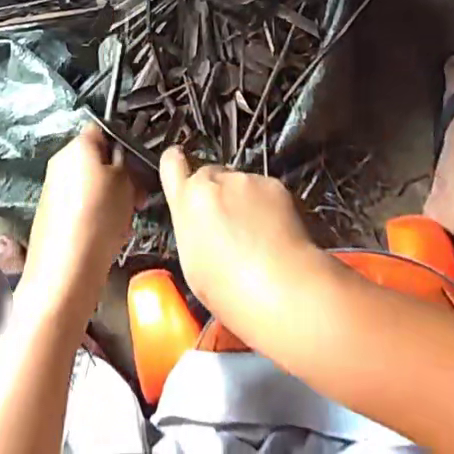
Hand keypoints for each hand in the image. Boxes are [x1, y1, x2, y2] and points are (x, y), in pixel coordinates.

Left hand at [22, 123, 141, 312]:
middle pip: (98, 160)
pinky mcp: (52, 216)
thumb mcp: (125, 182)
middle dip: (121, 177)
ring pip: (93, 185)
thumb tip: (121, 156)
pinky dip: (97, 216)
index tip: (139, 163)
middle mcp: (60, 163)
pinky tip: (109, 235)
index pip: (103, 129)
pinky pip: (82, 206)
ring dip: (112, 199)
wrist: (65, 271)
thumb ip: (125, 162)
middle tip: (137, 197)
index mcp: (76, 147)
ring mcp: (54, 190)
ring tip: (124, 221)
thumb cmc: (98, 217)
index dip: (124, 142)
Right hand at [159, 147, 337, 333]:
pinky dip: (270, 207)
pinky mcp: (274, 185)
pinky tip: (274, 237)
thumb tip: (198, 226)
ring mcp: (246, 181)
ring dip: (245, 203)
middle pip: (210, 176)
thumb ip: (190, 229)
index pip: (171, 163)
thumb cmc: (233, 291)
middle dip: (217, 194)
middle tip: (228, 226)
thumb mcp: (192, 265)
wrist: (283, 290)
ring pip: (240, 185)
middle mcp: (214, 182)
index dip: (176, 162)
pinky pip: (266, 191)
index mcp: (187, 200)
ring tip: (256, 240)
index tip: (179, 163)